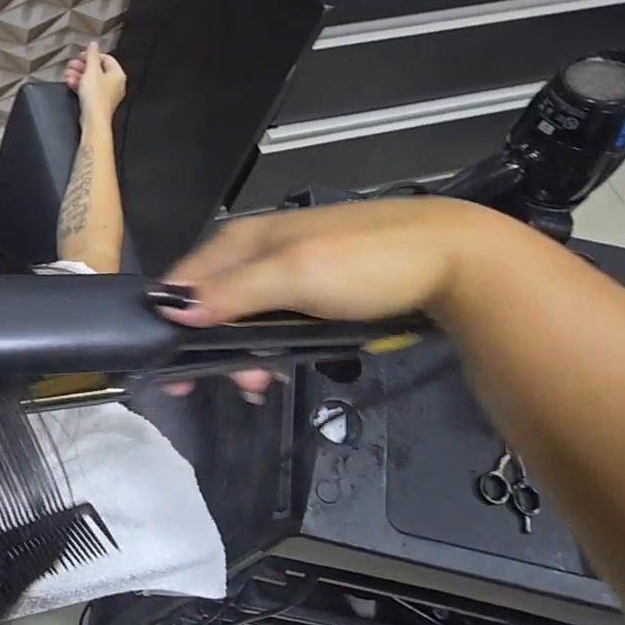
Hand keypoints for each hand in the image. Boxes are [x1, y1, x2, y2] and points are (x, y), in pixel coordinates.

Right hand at [65, 41, 125, 122]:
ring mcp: (107, 95)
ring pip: (92, 81)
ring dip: (79, 75)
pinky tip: (70, 83)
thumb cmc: (95, 95)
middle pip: (98, 70)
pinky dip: (80, 86)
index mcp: (117, 74)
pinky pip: (90, 91)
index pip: (106, 58)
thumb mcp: (91, 71)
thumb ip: (92, 55)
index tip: (80, 55)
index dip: (92, 55)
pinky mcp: (98, 104)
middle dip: (83, 66)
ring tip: (67, 73)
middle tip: (71, 64)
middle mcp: (115, 84)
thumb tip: (93, 43)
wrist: (93, 120)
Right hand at [159, 197, 508, 395]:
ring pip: (240, 318)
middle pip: (208, 304)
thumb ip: (229, 294)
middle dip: (211, 348)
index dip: (168, 324)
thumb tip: (168, 309)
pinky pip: (271, 322)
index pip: (181, 282)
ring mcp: (285, 270)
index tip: (170, 371)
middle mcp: (254, 252)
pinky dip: (269, 347)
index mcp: (240, 240)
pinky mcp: (312, 288)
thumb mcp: (293, 276)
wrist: (456, 259)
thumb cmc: (368, 265)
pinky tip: (282, 367)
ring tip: (263, 383)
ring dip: (243, 354)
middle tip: (236, 384)